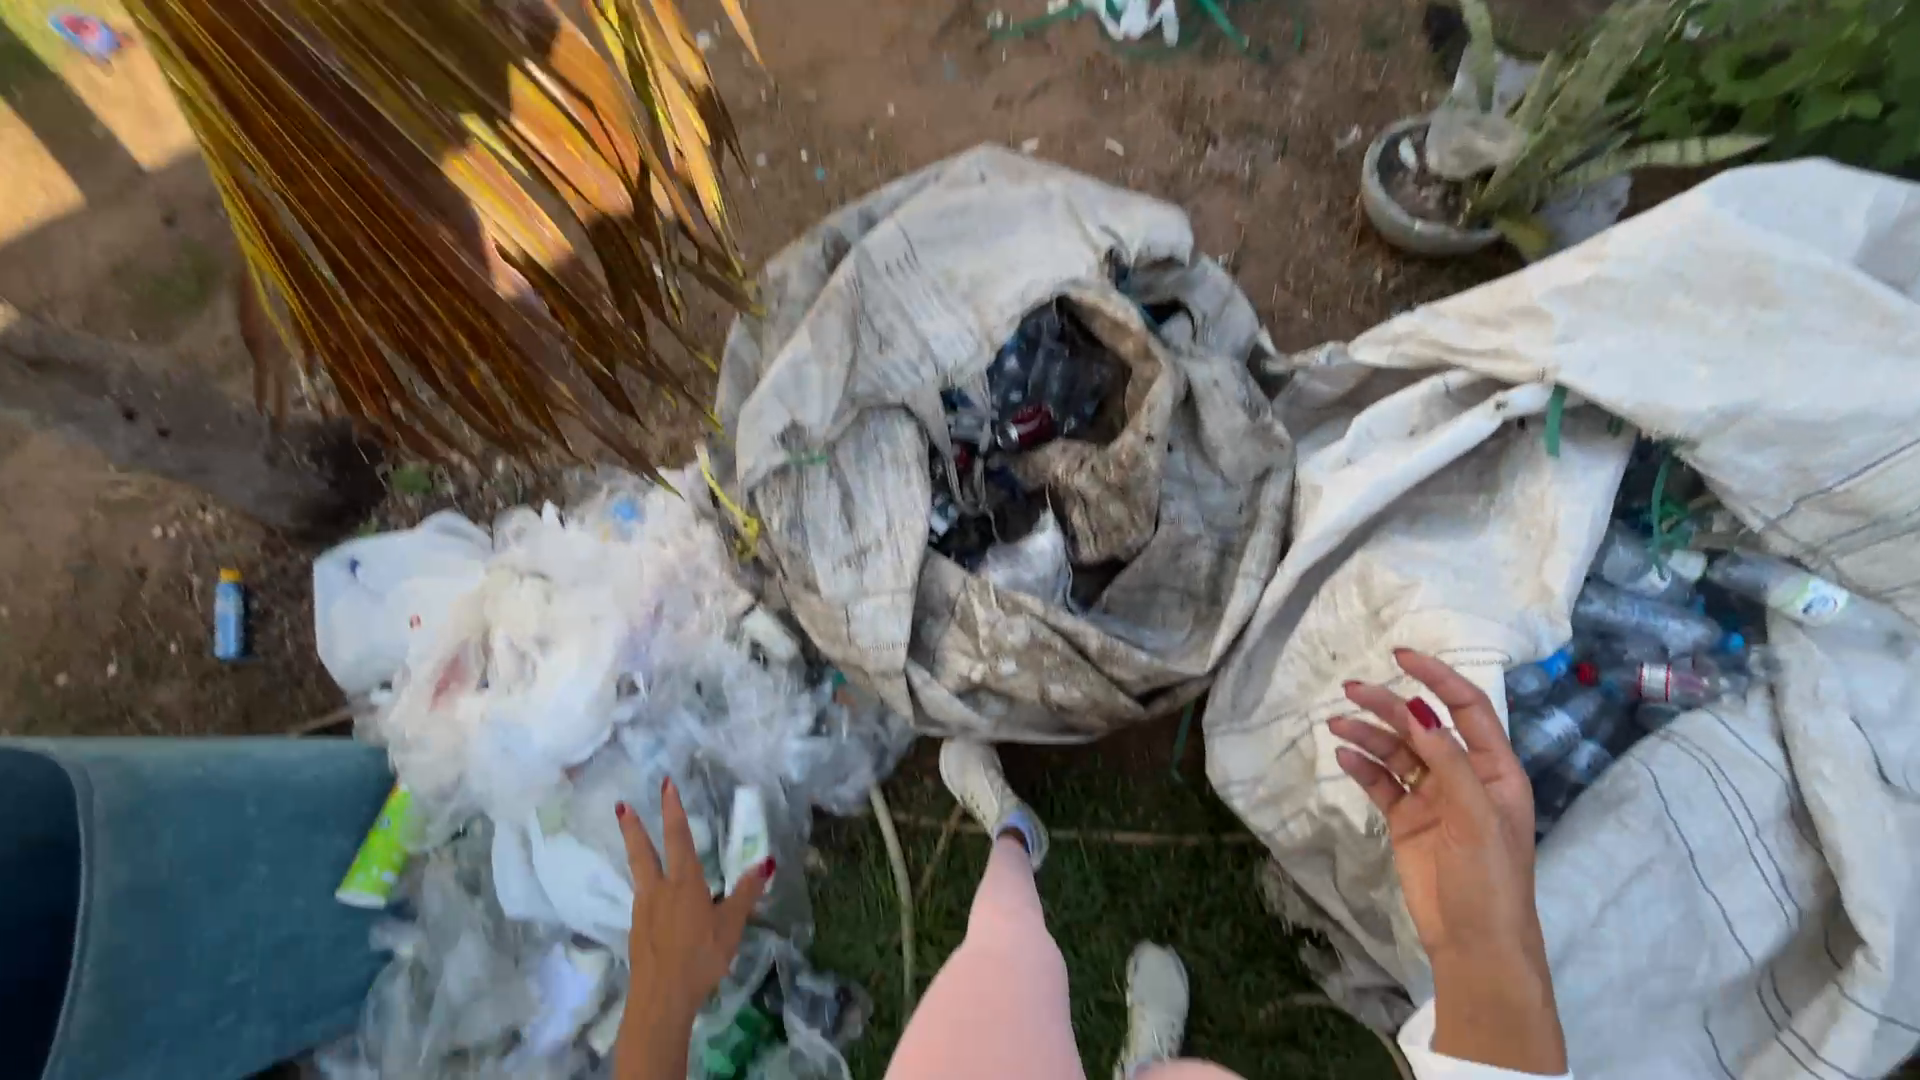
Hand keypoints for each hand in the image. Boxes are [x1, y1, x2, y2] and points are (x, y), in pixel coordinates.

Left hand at [614, 779, 772, 1079]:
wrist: (660, 1000)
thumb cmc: (701, 958)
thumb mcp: (732, 926)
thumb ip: (745, 893)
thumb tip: (765, 862)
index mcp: (685, 883)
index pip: (679, 838)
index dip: (673, 810)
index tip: (666, 785)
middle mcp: (659, 890)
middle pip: (643, 851)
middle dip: (634, 827)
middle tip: (622, 805)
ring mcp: (643, 911)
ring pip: (638, 872)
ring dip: (635, 851)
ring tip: (633, 839)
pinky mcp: (637, 931)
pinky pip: (641, 897)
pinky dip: (644, 883)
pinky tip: (652, 894)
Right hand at [1331, 649, 1566, 1075]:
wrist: (1473, 941)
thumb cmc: (1489, 878)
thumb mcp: (1475, 816)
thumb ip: (1448, 761)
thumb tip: (1418, 710)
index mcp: (1494, 771)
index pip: (1466, 709)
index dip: (1437, 679)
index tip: (1402, 655)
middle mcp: (1462, 777)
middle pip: (1421, 726)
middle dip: (1387, 705)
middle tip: (1350, 691)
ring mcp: (1431, 797)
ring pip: (1394, 751)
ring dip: (1366, 735)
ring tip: (1335, 726)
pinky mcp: (1405, 818)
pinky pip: (1380, 781)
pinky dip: (1361, 766)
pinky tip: (1342, 757)